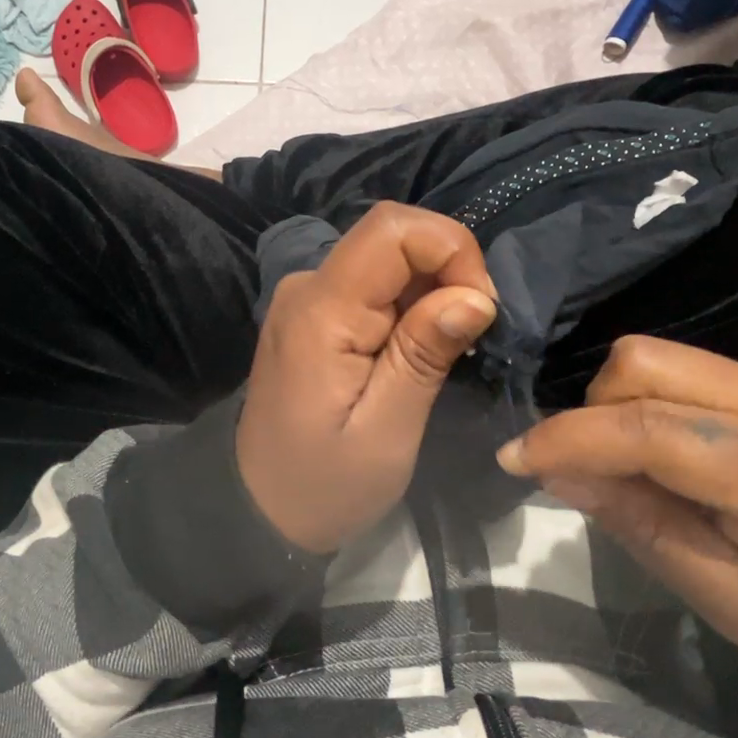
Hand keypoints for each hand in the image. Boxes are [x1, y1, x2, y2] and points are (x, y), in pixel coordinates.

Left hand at [238, 203, 497, 554]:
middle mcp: (307, 286)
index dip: (450, 249)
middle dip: (447, 270)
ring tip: (444, 352)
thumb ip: (424, 355)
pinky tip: (416, 351)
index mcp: (320, 310)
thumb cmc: (323, 483)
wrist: (257, 507)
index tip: (480, 309)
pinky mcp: (313, 313)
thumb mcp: (386, 433)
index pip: (390, 229)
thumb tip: (475, 294)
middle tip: (470, 335)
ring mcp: (306, 297)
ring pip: (386, 259)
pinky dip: (408, 305)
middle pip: (390, 238)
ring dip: (431, 290)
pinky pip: (371, 284)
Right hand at [498, 336, 737, 692]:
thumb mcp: (725, 600)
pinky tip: (664, 450)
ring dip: (616, 401)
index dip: (568, 438)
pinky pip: (686, 368)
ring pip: (660, 356)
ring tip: (626, 464)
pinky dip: (649, 400)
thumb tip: (554, 470)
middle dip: (591, 410)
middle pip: (646, 364)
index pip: (650, 431)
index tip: (513, 459)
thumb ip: (638, 523)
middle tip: (585, 469)